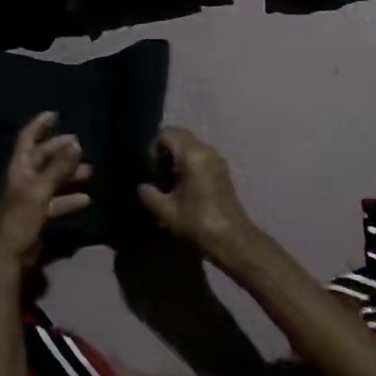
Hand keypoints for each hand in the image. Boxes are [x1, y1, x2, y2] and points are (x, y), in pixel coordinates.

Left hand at [0, 113, 92, 266]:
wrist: (8, 255)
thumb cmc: (19, 218)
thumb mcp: (40, 190)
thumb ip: (58, 168)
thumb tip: (75, 143)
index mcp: (19, 168)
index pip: (28, 139)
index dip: (39, 125)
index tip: (55, 114)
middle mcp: (23, 179)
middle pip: (43, 158)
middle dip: (61, 151)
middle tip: (81, 144)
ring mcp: (30, 197)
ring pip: (52, 180)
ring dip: (69, 175)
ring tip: (90, 171)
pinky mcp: (37, 215)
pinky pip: (56, 202)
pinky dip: (69, 199)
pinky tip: (86, 200)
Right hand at [137, 128, 251, 259]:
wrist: (233, 241)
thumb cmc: (198, 223)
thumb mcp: (164, 211)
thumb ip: (148, 194)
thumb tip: (143, 187)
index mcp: (192, 156)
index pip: (166, 133)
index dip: (153, 148)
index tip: (152, 170)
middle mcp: (206, 151)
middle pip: (179, 136)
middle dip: (164, 150)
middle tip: (158, 173)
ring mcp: (217, 160)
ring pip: (190, 145)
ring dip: (176, 157)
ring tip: (169, 181)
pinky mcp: (222, 171)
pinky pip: (199, 155)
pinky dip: (187, 163)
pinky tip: (183, 187)